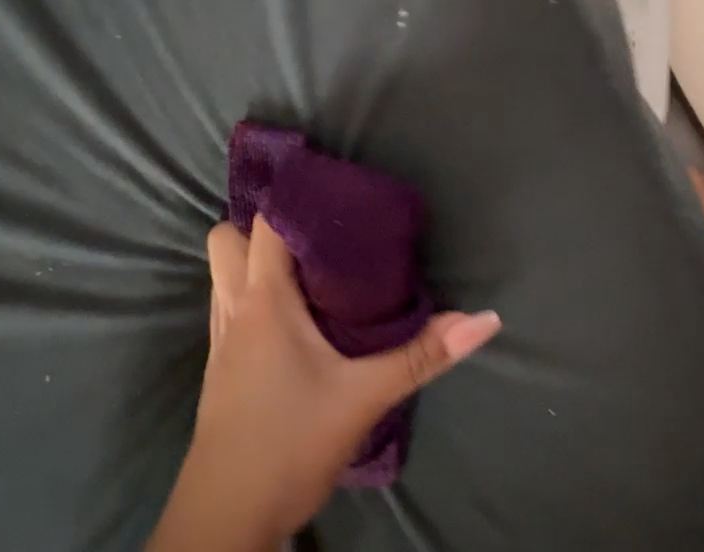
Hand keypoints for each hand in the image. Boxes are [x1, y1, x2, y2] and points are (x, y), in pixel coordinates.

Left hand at [146, 218, 500, 551]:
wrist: (224, 520)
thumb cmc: (289, 444)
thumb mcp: (364, 398)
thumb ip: (423, 354)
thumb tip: (484, 319)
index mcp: (263, 301)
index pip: (267, 224)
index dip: (294, 195)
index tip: (336, 184)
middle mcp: (233, 310)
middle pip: (228, 239)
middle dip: (265, 223)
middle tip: (321, 228)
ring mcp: (220, 340)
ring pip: (223, 274)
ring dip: (255, 257)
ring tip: (311, 259)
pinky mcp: (221, 368)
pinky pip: (229, 305)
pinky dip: (253, 291)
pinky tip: (294, 311)